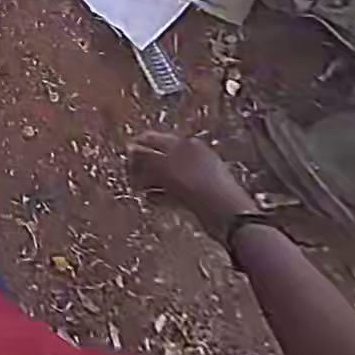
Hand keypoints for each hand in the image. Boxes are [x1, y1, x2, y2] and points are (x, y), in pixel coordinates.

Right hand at [127, 132, 257, 239]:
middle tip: (129, 174)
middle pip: (161, 156)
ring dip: (152, 181)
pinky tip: (152, 200)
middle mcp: (192, 155)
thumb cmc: (196, 186)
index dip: (138, 145)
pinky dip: (163, 193)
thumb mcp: (166, 170)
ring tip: (138, 188)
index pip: (154, 138)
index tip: (124, 156)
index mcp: (184, 144)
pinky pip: (176, 190)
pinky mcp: (202, 195)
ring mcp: (199, 175)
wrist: (230, 217)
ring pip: (168, 174)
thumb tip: (130, 149)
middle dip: (144, 164)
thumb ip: (146, 158)